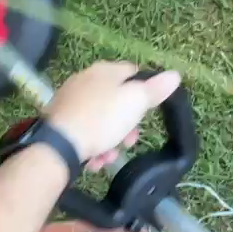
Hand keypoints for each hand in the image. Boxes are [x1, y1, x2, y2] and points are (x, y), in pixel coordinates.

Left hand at [44, 61, 180, 170]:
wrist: (59, 144)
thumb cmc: (101, 119)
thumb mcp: (135, 102)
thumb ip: (154, 89)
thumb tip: (174, 74)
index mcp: (104, 71)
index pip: (133, 72)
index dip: (144, 92)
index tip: (148, 111)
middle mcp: (85, 80)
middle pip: (116, 100)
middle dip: (126, 124)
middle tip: (129, 141)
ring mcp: (70, 100)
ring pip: (100, 120)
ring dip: (109, 141)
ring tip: (109, 157)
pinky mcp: (59, 121)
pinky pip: (83, 131)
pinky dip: (91, 146)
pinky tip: (93, 160)